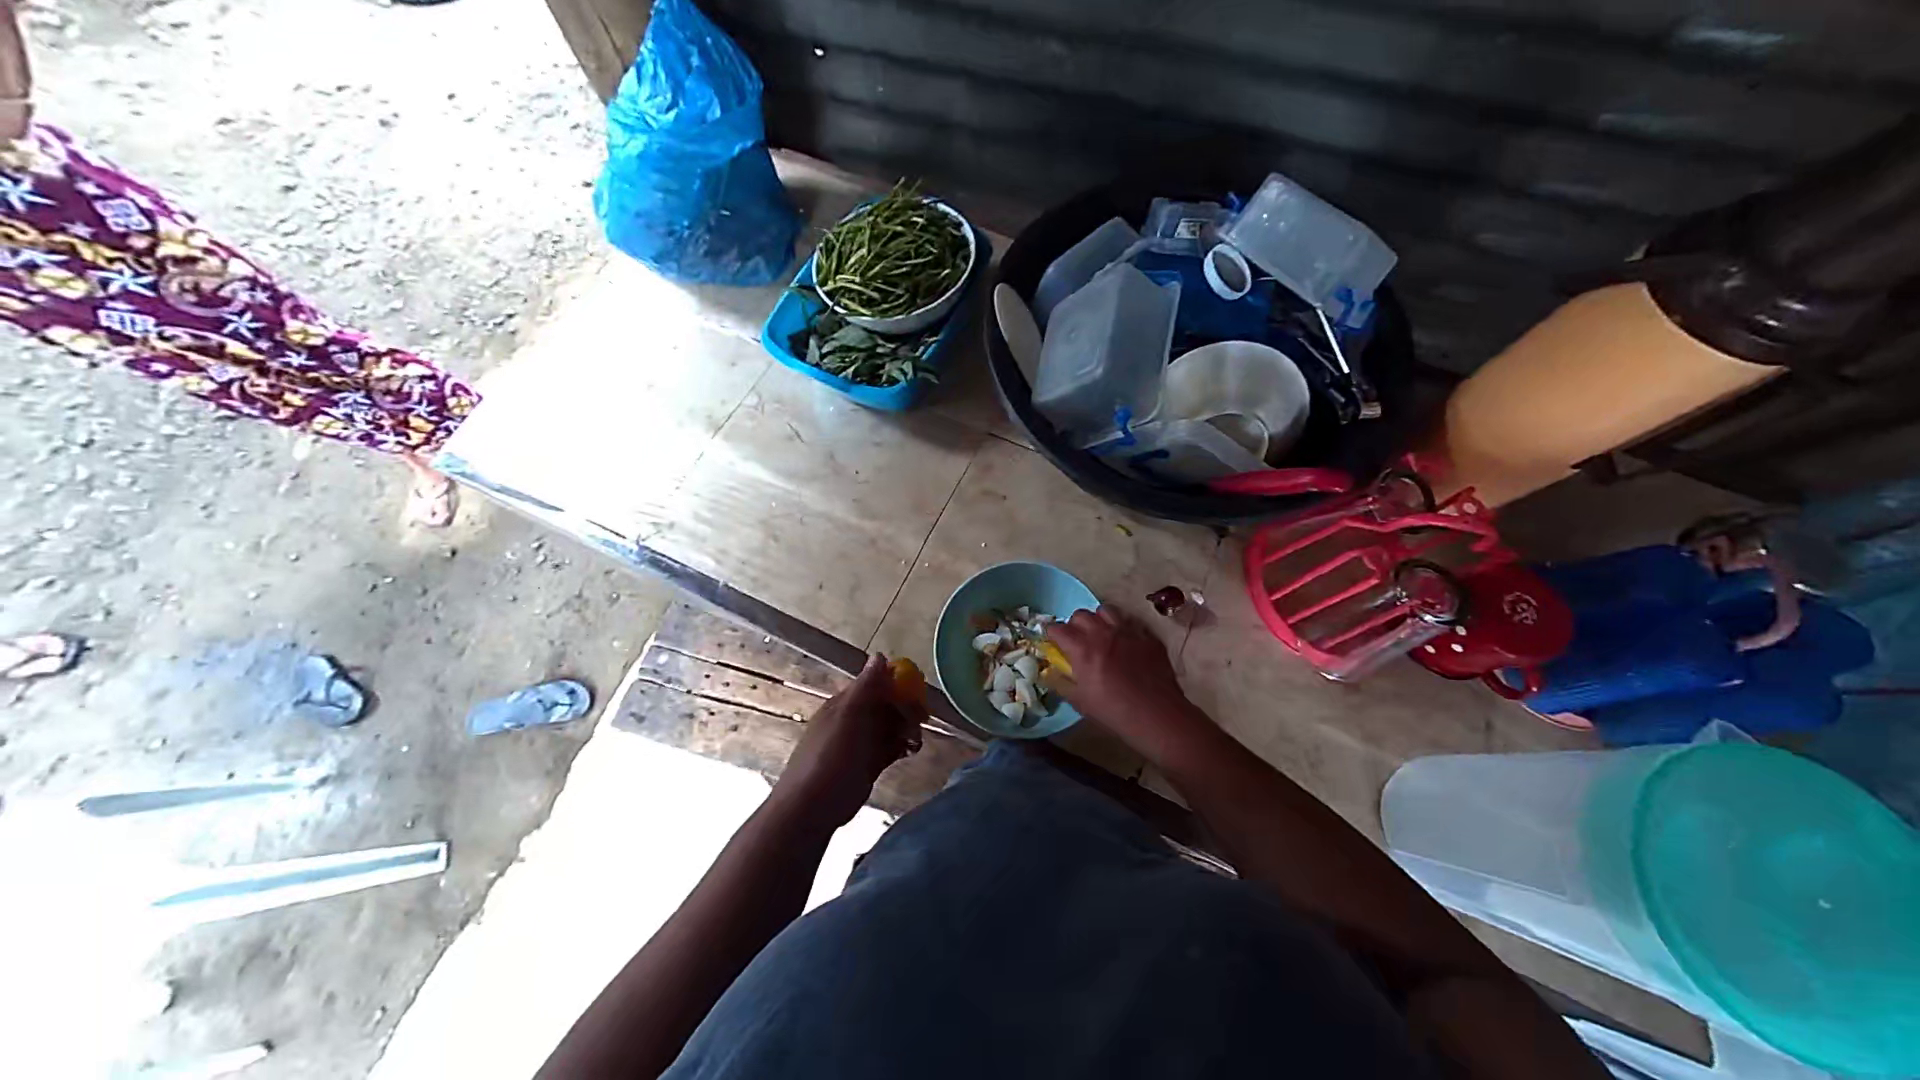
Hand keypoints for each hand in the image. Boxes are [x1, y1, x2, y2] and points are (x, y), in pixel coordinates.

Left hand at [771, 654, 922, 828]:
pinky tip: (911, 751)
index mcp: (845, 704)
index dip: (897, 683)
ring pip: (890, 726)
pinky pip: (890, 748)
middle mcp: (853, 720)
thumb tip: (879, 655)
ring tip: (915, 740)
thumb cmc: (829, 758)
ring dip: (906, 728)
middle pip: (886, 705)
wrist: (813, 807)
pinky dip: (902, 746)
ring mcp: (861, 743)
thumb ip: (865, 687)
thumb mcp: (848, 717)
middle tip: (922, 718)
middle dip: (906, 708)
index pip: (875, 684)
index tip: (917, 690)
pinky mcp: (868, 765)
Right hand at [1047, 605, 1207, 760]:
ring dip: (1098, 620)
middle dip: (1074, 625)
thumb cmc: (1113, 711)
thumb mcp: (1080, 702)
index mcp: (1082, 649)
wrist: (1156, 715)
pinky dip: (1123, 629)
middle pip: (1080, 615)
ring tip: (1101, 635)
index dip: (1052, 634)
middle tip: (1077, 640)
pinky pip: (1131, 623)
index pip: (1058, 628)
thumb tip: (1049, 672)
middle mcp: (1103, 634)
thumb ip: (1061, 683)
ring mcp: (1128, 632)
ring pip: (1106, 611)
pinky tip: (1125, 644)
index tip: (1053, 642)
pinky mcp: (1147, 637)